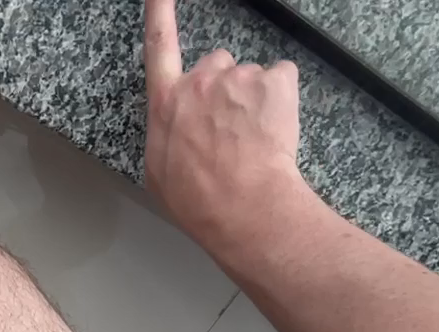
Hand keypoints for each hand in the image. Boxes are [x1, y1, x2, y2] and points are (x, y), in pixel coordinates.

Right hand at [143, 0, 311, 248]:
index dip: (158, 11)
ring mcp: (238, 77)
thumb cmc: (196, 198)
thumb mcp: (158, 172)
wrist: (239, 205)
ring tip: (250, 140)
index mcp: (166, 104)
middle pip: (215, 65)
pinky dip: (279, 101)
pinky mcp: (274, 79)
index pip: (158, 45)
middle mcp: (200, 80)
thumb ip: (166, 134)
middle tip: (227, 131)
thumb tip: (177, 128)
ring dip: (252, 101)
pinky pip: (280, 80)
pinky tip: (271, 131)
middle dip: (222, 89)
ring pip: (248, 78)